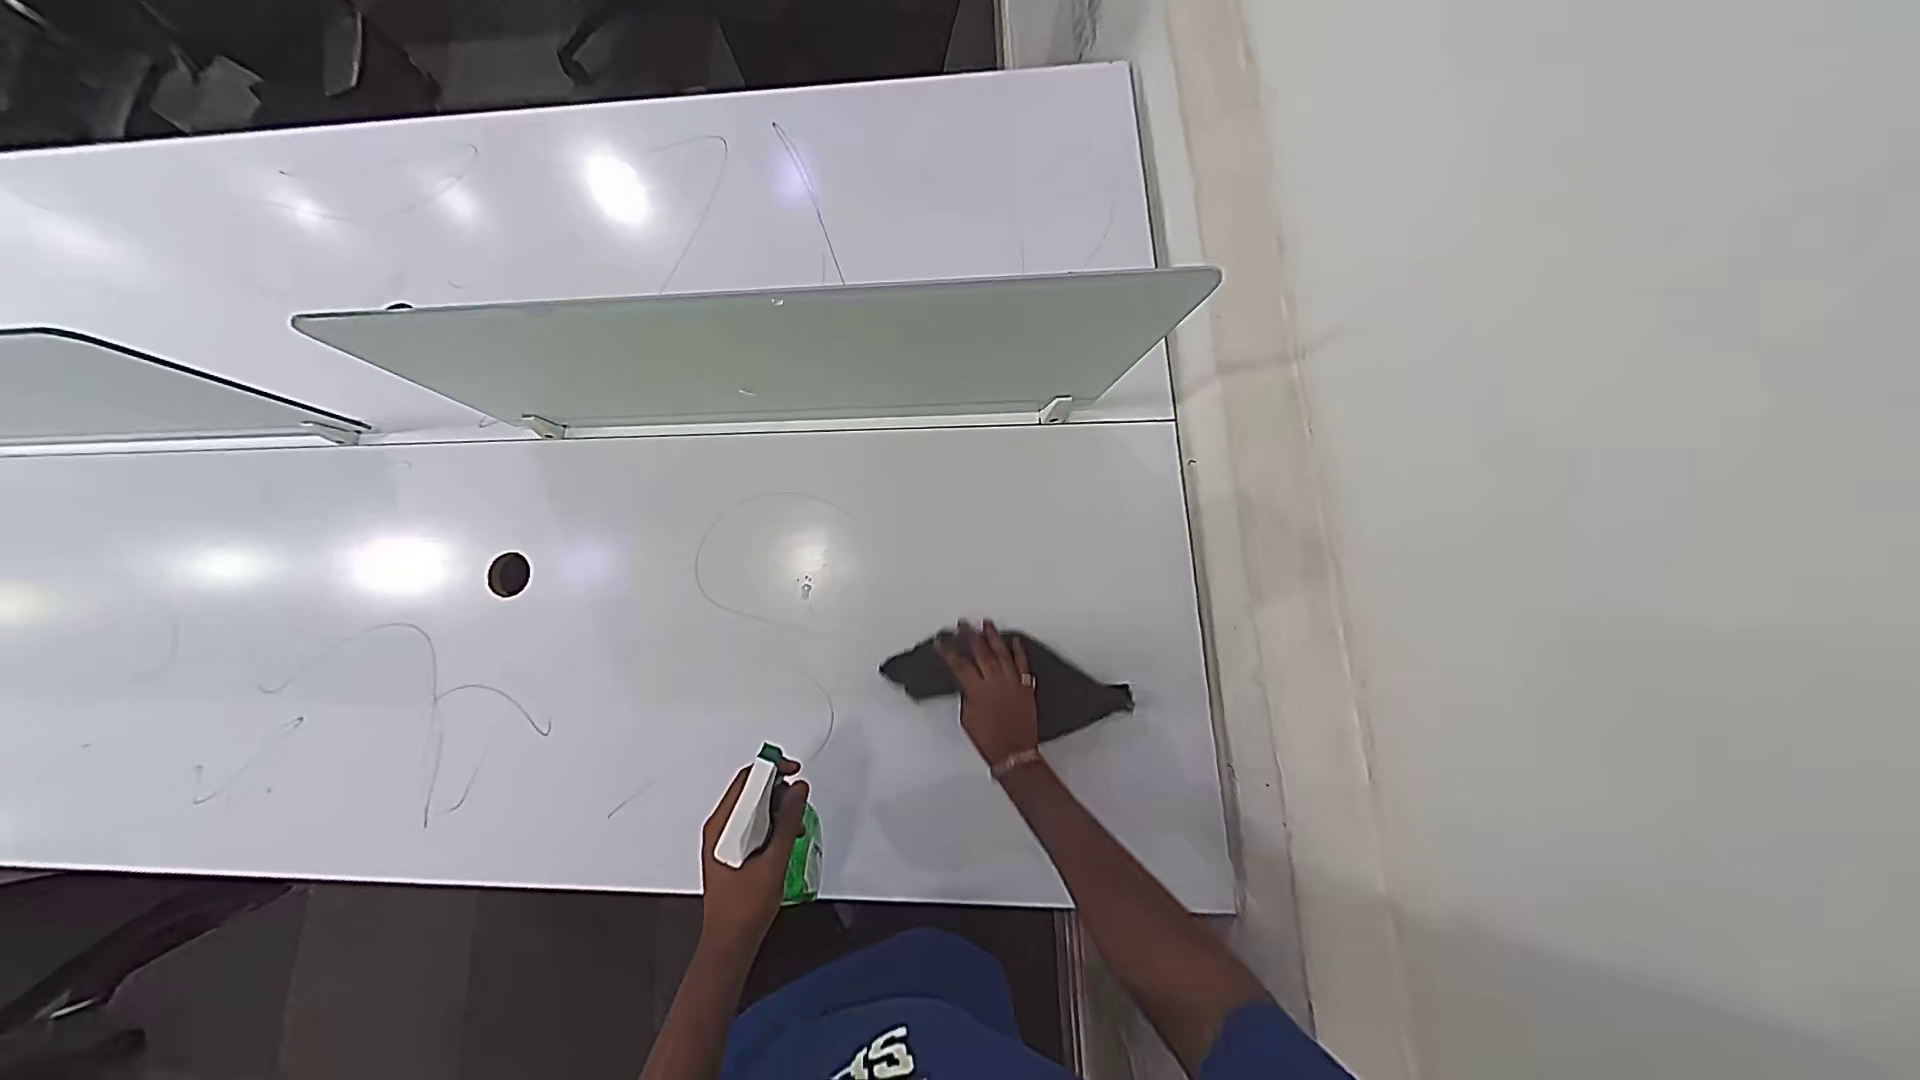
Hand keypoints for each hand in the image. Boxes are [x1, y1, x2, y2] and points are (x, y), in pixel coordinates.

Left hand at [699, 757, 808, 948]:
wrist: (730, 942)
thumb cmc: (746, 906)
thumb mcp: (774, 860)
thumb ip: (787, 821)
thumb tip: (799, 788)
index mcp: (722, 826)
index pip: (746, 780)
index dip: (772, 768)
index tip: (794, 771)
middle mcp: (719, 827)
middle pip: (749, 790)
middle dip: (778, 790)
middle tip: (799, 804)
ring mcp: (723, 838)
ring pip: (753, 806)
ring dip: (777, 808)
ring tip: (794, 827)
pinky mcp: (731, 849)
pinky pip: (752, 822)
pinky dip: (771, 822)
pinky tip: (786, 839)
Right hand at [936, 619, 1038, 768]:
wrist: (1015, 753)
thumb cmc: (989, 740)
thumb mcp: (968, 717)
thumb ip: (968, 695)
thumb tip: (968, 683)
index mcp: (978, 690)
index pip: (959, 664)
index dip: (949, 652)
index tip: (942, 642)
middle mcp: (995, 682)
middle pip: (981, 652)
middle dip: (971, 635)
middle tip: (964, 623)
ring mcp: (1012, 682)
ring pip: (1002, 653)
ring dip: (993, 636)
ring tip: (987, 623)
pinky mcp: (1025, 686)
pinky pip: (1022, 664)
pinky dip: (1018, 651)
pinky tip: (1015, 640)